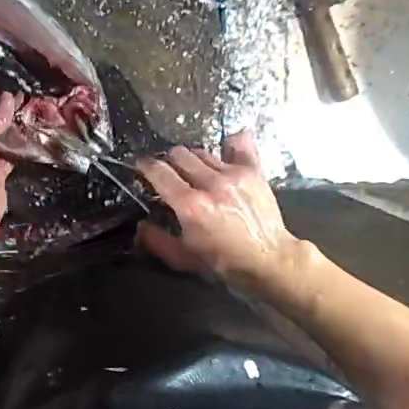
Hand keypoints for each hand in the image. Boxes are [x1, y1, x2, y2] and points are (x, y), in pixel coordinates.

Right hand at [136, 131, 300, 286]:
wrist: (268, 259)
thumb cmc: (224, 262)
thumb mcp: (184, 259)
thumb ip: (156, 241)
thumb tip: (140, 226)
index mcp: (190, 205)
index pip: (159, 171)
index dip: (146, 166)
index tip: (142, 166)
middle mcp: (210, 183)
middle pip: (179, 155)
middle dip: (169, 161)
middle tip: (169, 173)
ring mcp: (233, 174)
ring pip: (203, 151)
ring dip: (194, 159)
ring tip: (194, 171)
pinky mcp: (253, 171)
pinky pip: (238, 145)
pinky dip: (228, 146)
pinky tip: (224, 150)